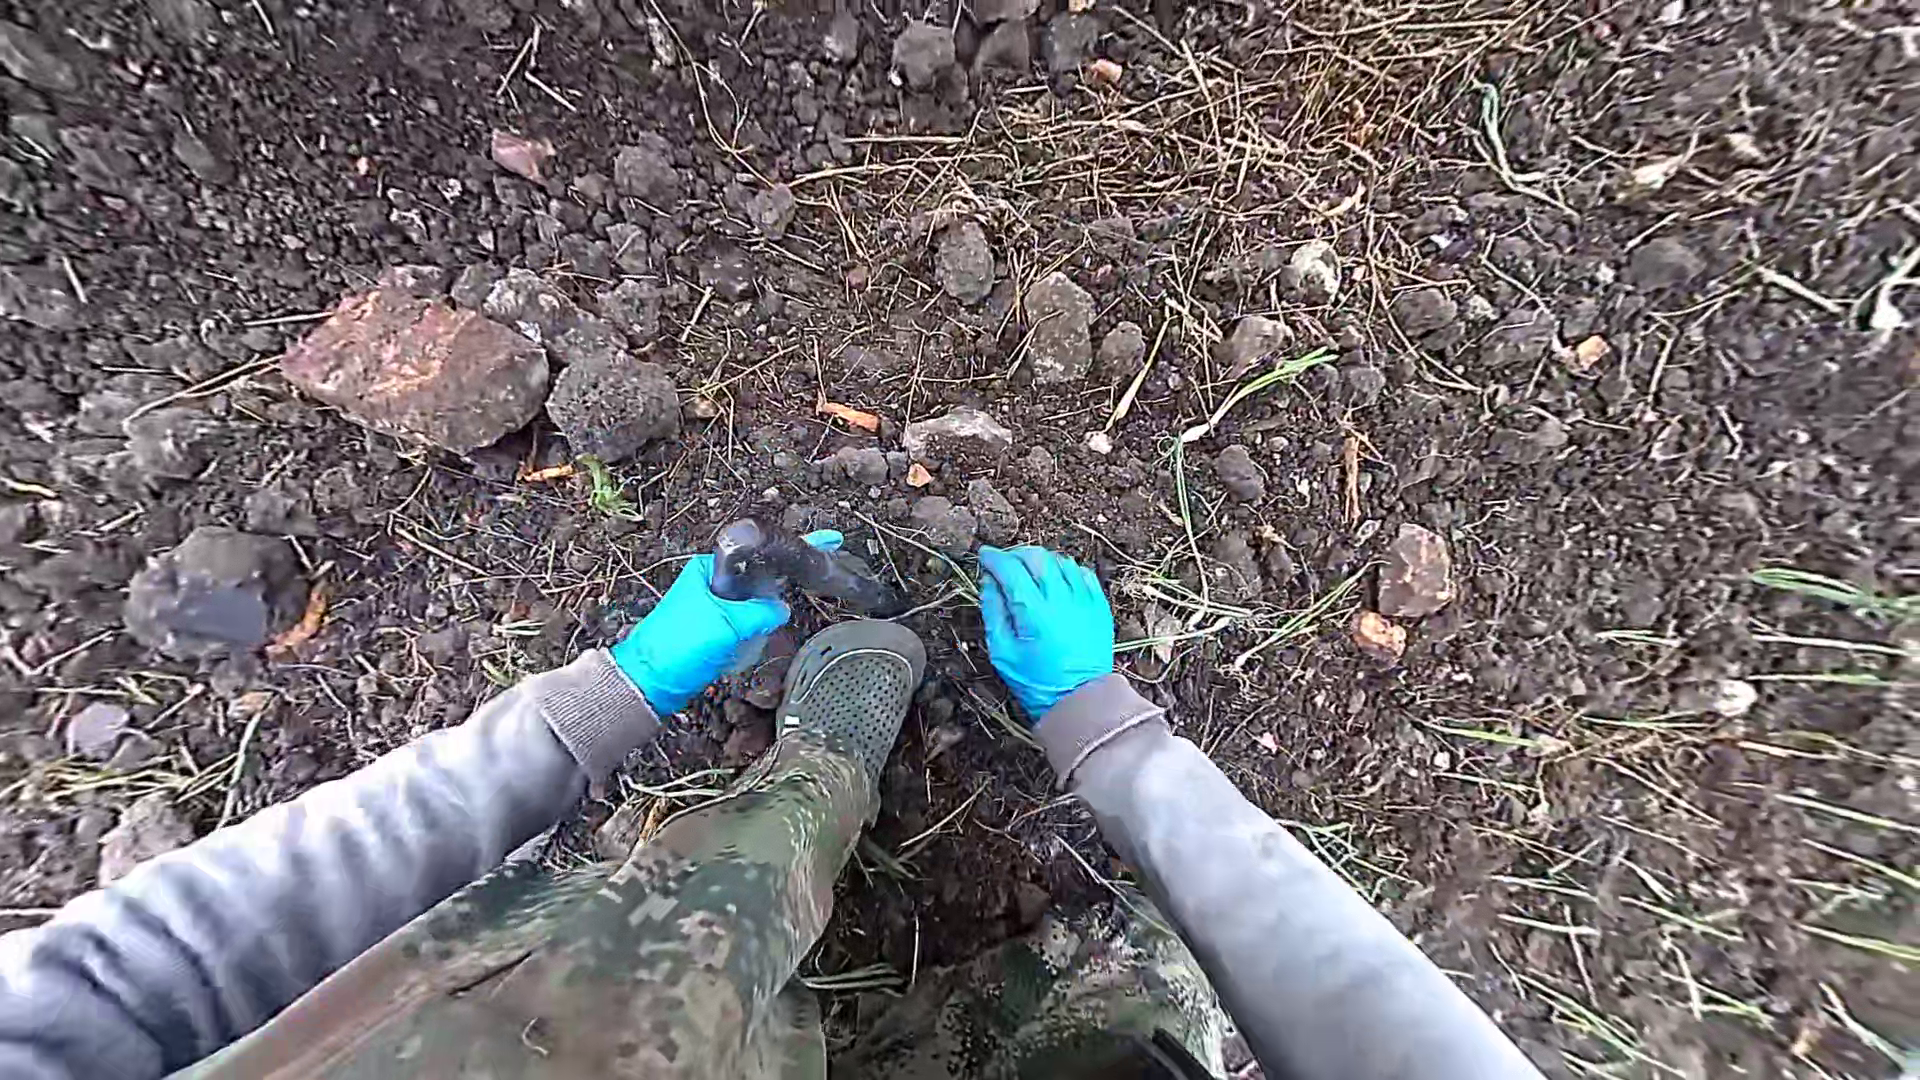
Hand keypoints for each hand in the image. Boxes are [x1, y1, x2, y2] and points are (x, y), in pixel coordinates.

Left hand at [612, 530, 842, 714]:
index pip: (760, 552)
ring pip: (756, 604)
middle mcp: (713, 582)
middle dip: (778, 591)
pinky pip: (746, 624)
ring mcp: (714, 605)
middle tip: (804, 593)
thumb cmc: (680, 644)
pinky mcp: (715, 628)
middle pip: (762, 578)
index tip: (829, 540)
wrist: (649, 683)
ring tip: (753, 636)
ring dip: (763, 620)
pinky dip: (753, 633)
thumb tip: (782, 608)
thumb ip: (762, 612)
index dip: (797, 547)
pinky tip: (753, 644)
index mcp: (710, 569)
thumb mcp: (728, 623)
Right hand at [978, 545, 1113, 720]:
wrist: (1082, 700)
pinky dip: (1065, 570)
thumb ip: (993, 612)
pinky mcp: (1099, 605)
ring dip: (1040, 561)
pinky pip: (1082, 573)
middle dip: (1016, 555)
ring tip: (1029, 574)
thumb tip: (989, 581)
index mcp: (1035, 612)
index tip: (984, 556)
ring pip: (1060, 561)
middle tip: (1005, 564)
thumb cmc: (1038, 682)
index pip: (1011, 569)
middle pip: (1037, 557)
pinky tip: (1055, 582)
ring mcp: (1084, 600)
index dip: (994, 558)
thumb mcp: (1003, 652)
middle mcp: (1062, 599)